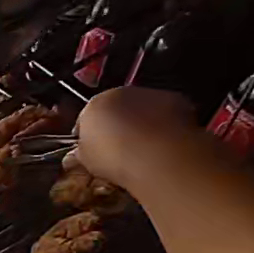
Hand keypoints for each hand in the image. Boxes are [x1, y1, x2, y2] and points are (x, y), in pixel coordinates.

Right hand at [75, 86, 206, 191]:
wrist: (155, 154)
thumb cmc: (113, 157)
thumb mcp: (86, 160)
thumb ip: (81, 152)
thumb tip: (76, 154)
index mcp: (94, 104)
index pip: (86, 117)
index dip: (88, 135)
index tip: (92, 151)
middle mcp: (121, 92)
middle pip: (115, 108)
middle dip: (116, 125)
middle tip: (118, 151)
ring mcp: (150, 94)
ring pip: (141, 109)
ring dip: (141, 124)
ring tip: (142, 151)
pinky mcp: (176, 101)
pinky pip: (165, 114)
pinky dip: (163, 125)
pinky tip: (162, 146)